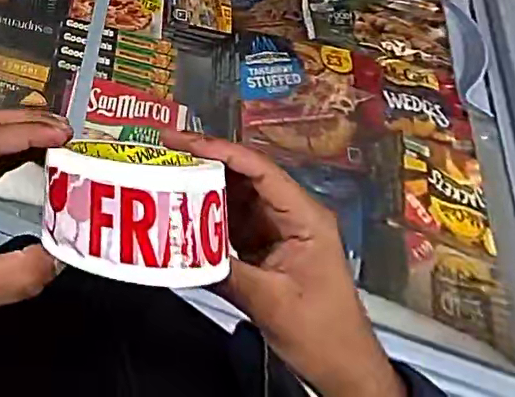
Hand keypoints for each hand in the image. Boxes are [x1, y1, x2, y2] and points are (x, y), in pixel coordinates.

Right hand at [165, 131, 403, 396]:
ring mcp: (277, 226)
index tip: (184, 141)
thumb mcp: (273, 304)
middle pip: (245, 173)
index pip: (259, 169)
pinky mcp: (265, 243)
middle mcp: (290, 211)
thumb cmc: (323, 335)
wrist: (347, 371)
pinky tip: (183, 206)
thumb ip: (228, 273)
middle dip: (206, 158)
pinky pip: (233, 216)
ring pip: (236, 192)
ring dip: (204, 182)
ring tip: (168, 170)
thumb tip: (183, 251)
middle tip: (167, 148)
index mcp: (304, 215)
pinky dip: (208, 210)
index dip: (221, 150)